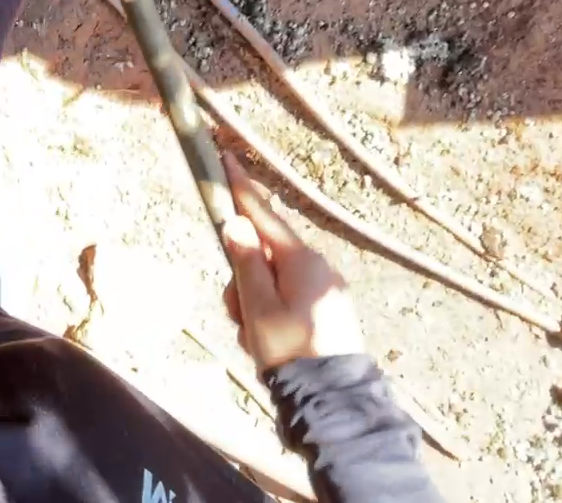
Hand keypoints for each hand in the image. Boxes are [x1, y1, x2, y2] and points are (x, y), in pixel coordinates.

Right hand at [220, 154, 364, 369]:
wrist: (335, 404)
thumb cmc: (291, 350)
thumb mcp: (258, 305)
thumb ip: (246, 261)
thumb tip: (237, 223)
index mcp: (302, 261)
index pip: (263, 215)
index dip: (241, 187)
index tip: (226, 157)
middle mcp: (318, 267)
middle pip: (263, 252)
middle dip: (242, 276)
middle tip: (237, 311)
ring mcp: (325, 289)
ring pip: (271, 277)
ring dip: (253, 299)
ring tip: (253, 334)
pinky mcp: (327, 309)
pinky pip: (286, 296)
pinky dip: (268, 310)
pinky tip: (266, 340)